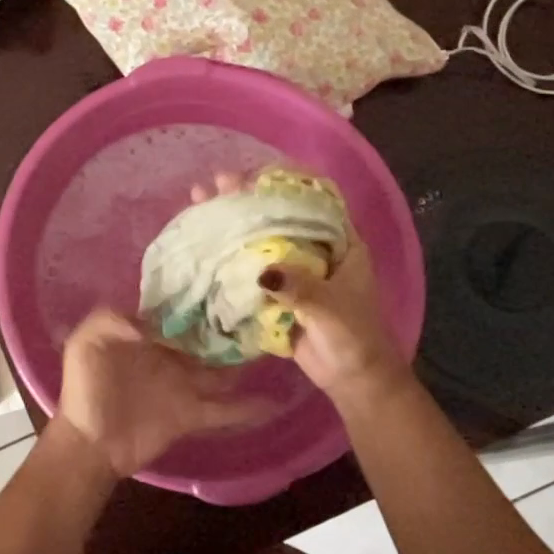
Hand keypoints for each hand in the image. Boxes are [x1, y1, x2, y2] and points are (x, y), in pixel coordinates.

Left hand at [57, 309, 273, 477]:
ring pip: (222, 369)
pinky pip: (225, 410)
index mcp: (145, 334)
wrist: (89, 444)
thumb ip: (111, 320)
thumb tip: (151, 322)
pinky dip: (250, 408)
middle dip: (230, 325)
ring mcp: (182, 385)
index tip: (228, 283)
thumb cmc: (84, 389)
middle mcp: (168, 355)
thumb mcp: (85, 343)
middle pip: (205, 337)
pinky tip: (276, 400)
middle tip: (264, 310)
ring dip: (245, 360)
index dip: (200, 299)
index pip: (178, 311)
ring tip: (278, 344)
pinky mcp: (192, 415)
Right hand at [188, 172, 409, 403]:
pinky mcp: (277, 291)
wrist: (353, 380)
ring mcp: (294, 269)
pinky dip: (229, 254)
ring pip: (260, 238)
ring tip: (200, 200)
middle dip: (246, 198)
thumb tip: (262, 272)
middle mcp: (315, 248)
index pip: (310, 200)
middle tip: (216, 183)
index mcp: (339, 243)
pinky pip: (250, 266)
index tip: (251, 173)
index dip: (281, 183)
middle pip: (277, 214)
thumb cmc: (354, 337)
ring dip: (232, 223)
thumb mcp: (330, 308)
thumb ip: (299, 287)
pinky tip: (204, 242)